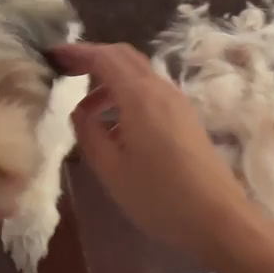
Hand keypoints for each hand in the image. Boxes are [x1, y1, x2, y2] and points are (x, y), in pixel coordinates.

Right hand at [54, 42, 257, 261]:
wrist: (221, 220)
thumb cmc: (161, 197)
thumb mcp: (111, 169)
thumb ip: (89, 133)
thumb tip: (79, 111)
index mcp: (139, 95)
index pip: (103, 57)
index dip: (76, 52)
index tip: (52, 55)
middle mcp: (159, 88)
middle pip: (122, 55)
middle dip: (92, 57)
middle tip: (65, 70)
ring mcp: (176, 101)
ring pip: (136, 71)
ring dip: (109, 78)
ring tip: (85, 108)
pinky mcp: (184, 116)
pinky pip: (148, 88)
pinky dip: (125, 91)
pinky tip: (115, 123)